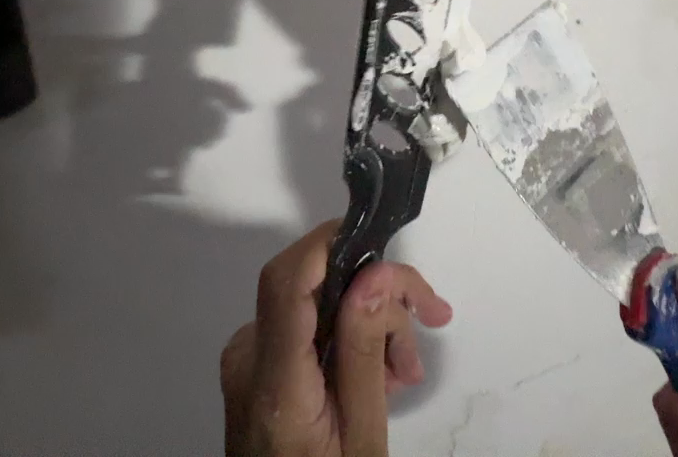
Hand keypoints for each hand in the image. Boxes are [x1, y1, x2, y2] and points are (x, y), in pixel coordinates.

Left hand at [220, 221, 452, 456]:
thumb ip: (364, 354)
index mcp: (272, 385)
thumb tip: (375, 276)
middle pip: (309, 287)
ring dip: (366, 318)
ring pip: (313, 304)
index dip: (328, 244)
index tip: (380, 240)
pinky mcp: (256, 364)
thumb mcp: (363, 439)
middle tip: (429, 315)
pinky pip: (304, 327)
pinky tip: (378, 369)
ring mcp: (248, 360)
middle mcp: (248, 360)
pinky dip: (344, 336)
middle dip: (373, 290)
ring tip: (406, 366)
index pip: (286, 284)